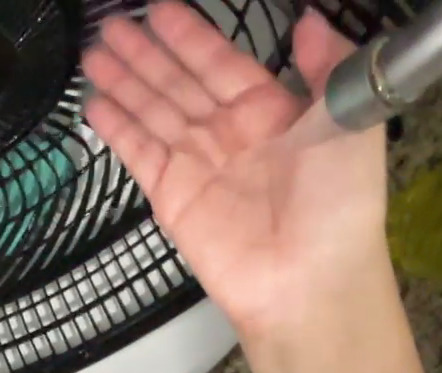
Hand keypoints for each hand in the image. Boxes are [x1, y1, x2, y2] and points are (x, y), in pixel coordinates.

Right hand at [82, 4, 391, 337]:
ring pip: (151, 113)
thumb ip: (326, 65)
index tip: (158, 8)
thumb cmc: (338, 201)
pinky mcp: (170, 198)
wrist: (308, 276)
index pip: (218, 62)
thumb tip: (306, 22)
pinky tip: (94, 104)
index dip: (188, 35)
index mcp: (269, 111)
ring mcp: (195, 167)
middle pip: (176, 84)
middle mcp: (226, 135)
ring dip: (122, 83)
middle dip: (143, 54)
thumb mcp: (349, 117)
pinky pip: (138, 154)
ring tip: (92, 54)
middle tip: (110, 27)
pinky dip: (116, 129)